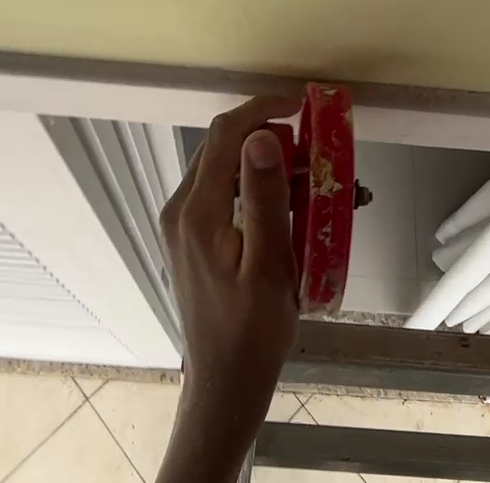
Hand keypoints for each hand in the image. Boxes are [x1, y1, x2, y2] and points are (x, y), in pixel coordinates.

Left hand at [159, 97, 300, 430]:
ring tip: (303, 172)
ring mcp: (180, 223)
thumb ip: (264, 198)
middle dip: (265, 131)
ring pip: (219, 166)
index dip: (262, 109)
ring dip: (259, 157)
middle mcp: (179, 209)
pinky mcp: (189, 236)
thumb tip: (260, 137)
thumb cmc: (254, 332)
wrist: (224, 382)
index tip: (301, 106)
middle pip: (219, 146)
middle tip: (310, 145)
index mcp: (197, 212)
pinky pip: (218, 189)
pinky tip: (281, 201)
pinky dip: (249, 182)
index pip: (225, 134)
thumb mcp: (269, 266)